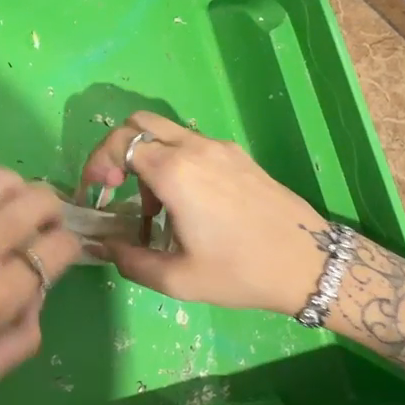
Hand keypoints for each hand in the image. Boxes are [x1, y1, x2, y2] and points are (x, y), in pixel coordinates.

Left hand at [0, 164, 79, 404]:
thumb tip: (38, 289)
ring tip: (6, 208)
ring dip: (15, 190)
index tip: (58, 252)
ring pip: (1, 178)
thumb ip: (26, 335)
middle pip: (39, 201)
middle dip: (51, 211)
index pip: (60, 246)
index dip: (69, 246)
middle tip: (40, 226)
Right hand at [80, 112, 325, 313]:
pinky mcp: (238, 156)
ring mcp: (220, 148)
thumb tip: (102, 247)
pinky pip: (193, 144)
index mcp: (175, 172)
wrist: (309, 264)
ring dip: (148, 158)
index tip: (95, 191)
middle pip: (140, 124)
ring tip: (154, 206)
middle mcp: (195, 148)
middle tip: (116, 187)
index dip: (97, 163)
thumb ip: (130, 261)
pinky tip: (185, 203)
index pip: (121, 144)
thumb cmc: (241, 272)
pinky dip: (174, 161)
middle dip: (117, 150)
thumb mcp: (179, 280)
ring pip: (167, 132)